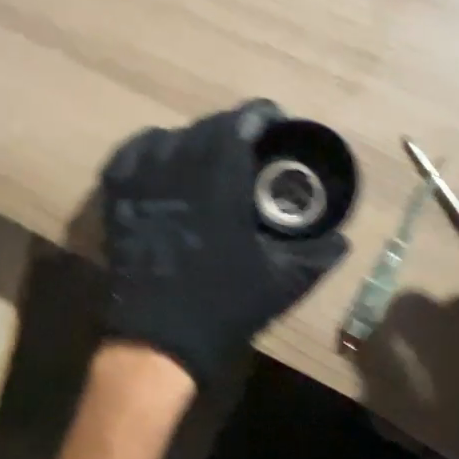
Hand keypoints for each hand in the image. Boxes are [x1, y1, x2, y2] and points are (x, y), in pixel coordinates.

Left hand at [100, 100, 347, 386]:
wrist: (158, 342)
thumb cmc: (223, 309)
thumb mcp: (282, 284)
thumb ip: (316, 256)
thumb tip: (342, 238)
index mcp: (220, 183)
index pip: (239, 123)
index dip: (260, 116)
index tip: (275, 124)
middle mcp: (178, 171)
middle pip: (205, 126)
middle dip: (231, 129)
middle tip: (250, 146)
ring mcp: (142, 185)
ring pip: (169, 137)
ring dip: (194, 139)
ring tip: (209, 156)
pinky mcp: (117, 201)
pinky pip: (130, 153)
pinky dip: (150, 148)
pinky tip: (165, 159)